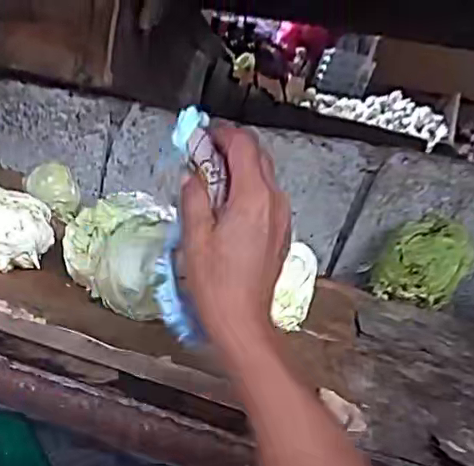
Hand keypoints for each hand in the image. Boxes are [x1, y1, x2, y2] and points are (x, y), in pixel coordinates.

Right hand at [176, 124, 291, 347]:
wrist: (242, 322)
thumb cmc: (219, 289)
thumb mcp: (195, 240)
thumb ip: (194, 200)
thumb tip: (193, 179)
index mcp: (252, 198)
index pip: (242, 145)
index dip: (220, 135)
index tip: (202, 137)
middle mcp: (273, 203)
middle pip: (256, 157)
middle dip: (229, 152)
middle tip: (202, 160)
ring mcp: (280, 219)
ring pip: (262, 179)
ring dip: (237, 174)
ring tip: (211, 190)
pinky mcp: (279, 235)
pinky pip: (265, 202)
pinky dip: (246, 196)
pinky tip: (226, 214)